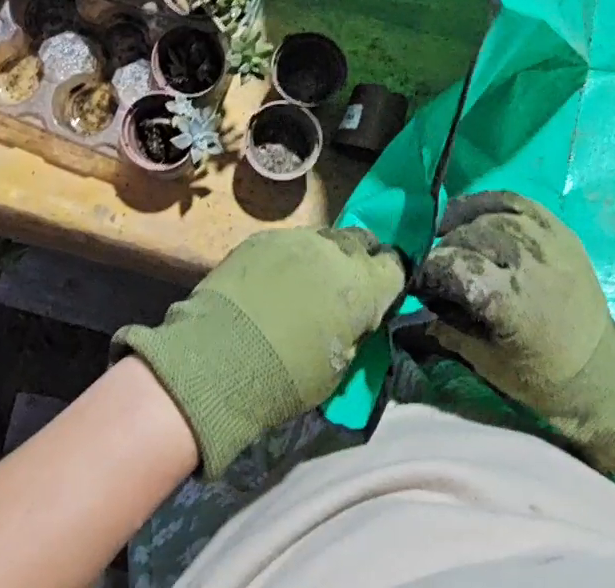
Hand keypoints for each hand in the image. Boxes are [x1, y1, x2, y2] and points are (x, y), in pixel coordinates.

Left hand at [114, 226, 403, 476]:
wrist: (219, 360)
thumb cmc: (286, 377)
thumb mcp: (339, 365)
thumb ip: (355, 330)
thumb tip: (355, 320)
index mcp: (364, 286)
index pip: (395, 266)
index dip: (389, 280)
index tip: (379, 294)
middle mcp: (335, 252)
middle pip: (361, 242)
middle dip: (358, 260)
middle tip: (344, 286)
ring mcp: (296, 240)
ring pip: (323, 238)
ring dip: (323, 257)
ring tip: (306, 283)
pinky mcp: (261, 239)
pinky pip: (287, 243)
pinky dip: (288, 258)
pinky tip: (273, 281)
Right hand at [418, 192, 614, 471]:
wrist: (599, 370)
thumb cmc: (539, 376)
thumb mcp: (484, 360)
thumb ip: (446, 324)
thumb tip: (415, 296)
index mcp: (509, 301)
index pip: (453, 266)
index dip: (428, 269)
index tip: (415, 278)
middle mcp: (529, 264)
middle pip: (469, 237)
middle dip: (444, 249)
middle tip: (433, 265)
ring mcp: (549, 243)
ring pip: (491, 217)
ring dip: (463, 226)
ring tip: (448, 237)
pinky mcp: (561, 232)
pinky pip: (518, 203)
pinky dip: (488, 204)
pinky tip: (470, 215)